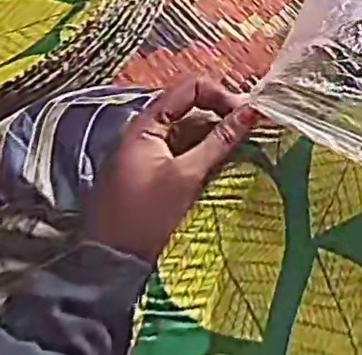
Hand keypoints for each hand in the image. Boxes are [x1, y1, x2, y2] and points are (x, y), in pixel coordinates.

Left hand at [85, 78, 261, 261]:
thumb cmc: (146, 218)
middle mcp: (142, 133)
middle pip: (190, 106)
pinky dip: (203, 150)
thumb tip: (253, 110)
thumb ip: (222, 139)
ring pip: (188, 128)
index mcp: (144, 127)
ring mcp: (144, 153)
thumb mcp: (188, 175)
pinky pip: (181, 148)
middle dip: (221, 113)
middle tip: (248, 128)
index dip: (221, 95)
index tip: (244, 114)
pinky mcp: (148, 171)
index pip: (190, 88)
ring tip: (239, 145)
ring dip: (215, 133)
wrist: (108, 272)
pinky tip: (221, 161)